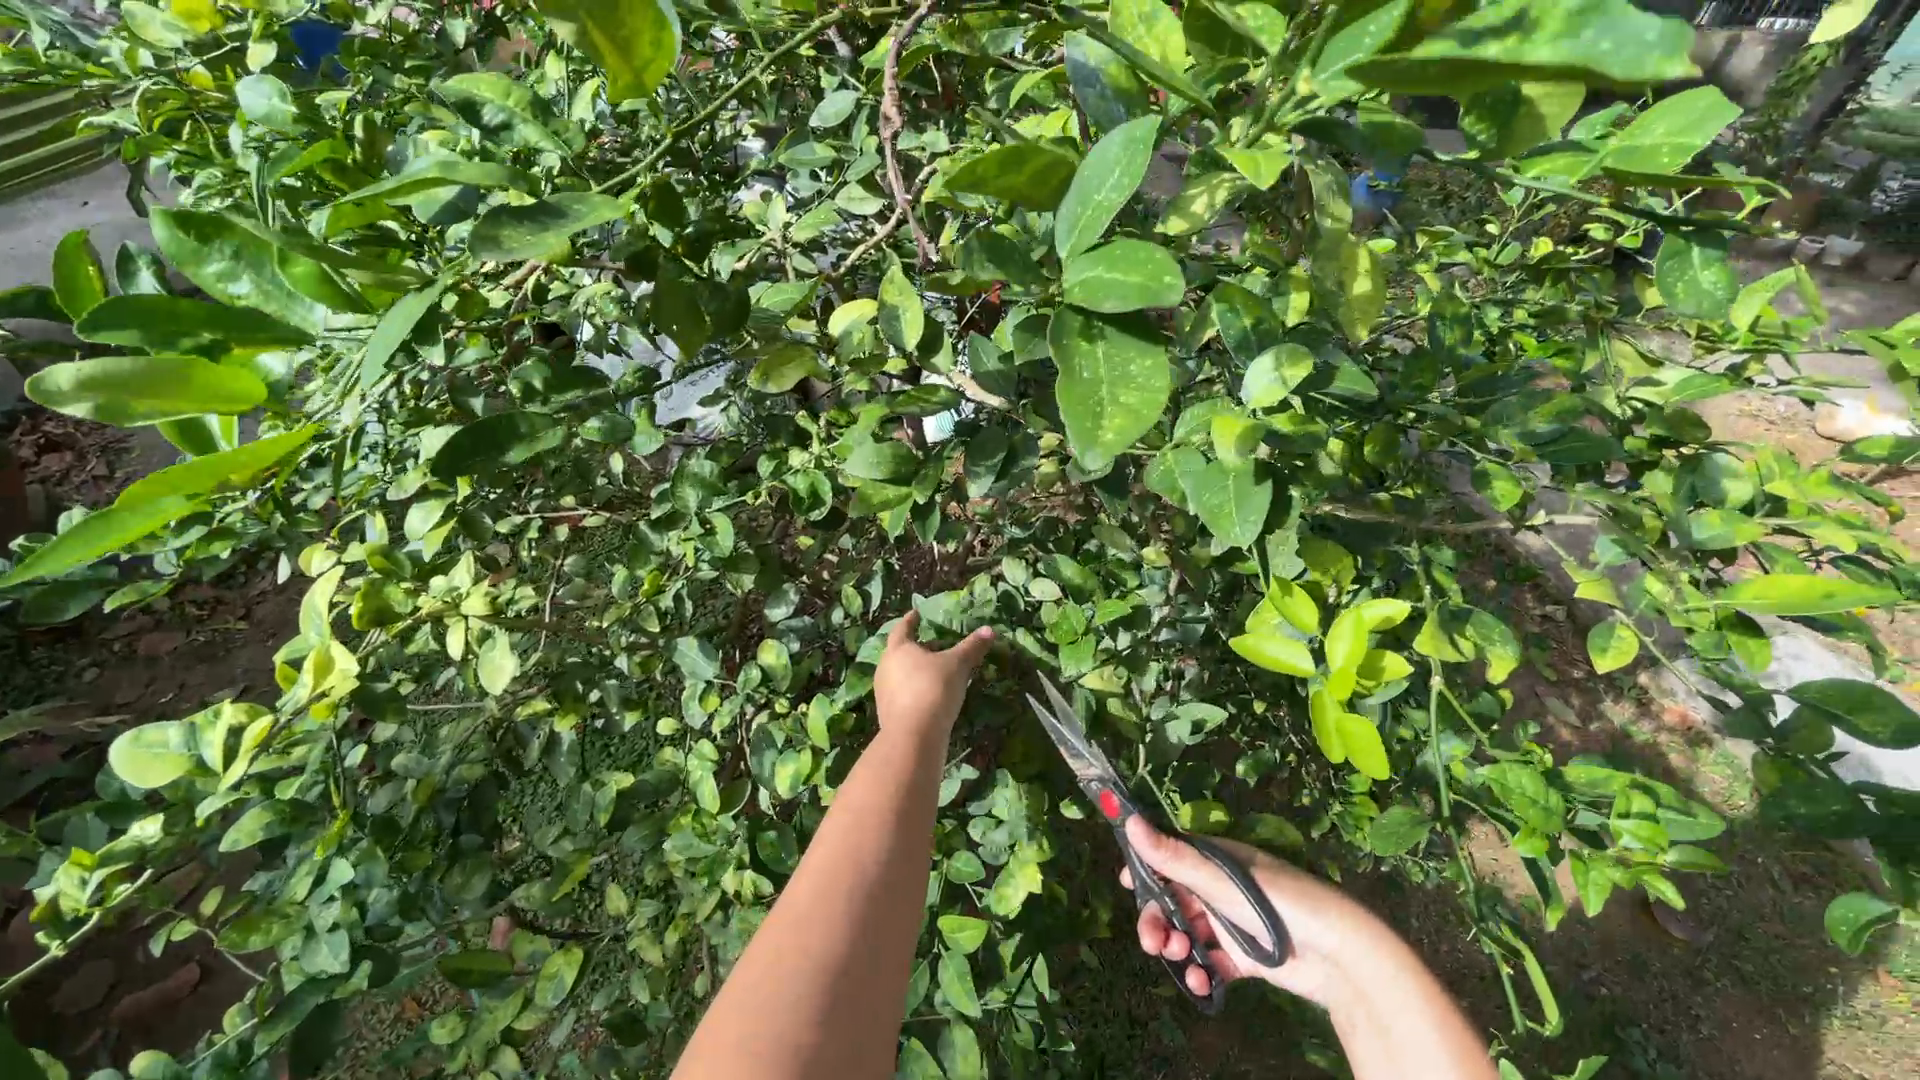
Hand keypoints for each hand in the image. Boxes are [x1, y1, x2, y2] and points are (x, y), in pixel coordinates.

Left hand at [873, 611, 993, 741]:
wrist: (913, 735)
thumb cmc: (933, 689)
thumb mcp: (957, 665)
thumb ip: (972, 647)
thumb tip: (989, 629)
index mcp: (898, 649)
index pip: (902, 629)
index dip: (910, 620)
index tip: (915, 613)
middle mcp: (885, 667)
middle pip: (898, 652)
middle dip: (913, 648)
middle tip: (929, 644)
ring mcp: (883, 691)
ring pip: (898, 674)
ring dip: (912, 671)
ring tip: (930, 671)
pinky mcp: (887, 713)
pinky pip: (900, 694)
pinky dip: (912, 690)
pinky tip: (927, 696)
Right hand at [1119, 816, 1368, 1008]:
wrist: (1335, 953)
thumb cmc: (1275, 902)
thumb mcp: (1218, 879)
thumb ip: (1172, 856)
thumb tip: (1128, 821)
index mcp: (1215, 860)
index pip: (1170, 856)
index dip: (1146, 869)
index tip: (1127, 884)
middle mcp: (1219, 888)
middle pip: (1173, 900)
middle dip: (1157, 919)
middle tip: (1151, 942)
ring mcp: (1231, 924)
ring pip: (1188, 932)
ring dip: (1176, 946)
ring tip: (1181, 959)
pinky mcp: (1243, 957)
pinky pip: (1210, 961)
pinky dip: (1200, 971)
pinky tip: (1201, 982)